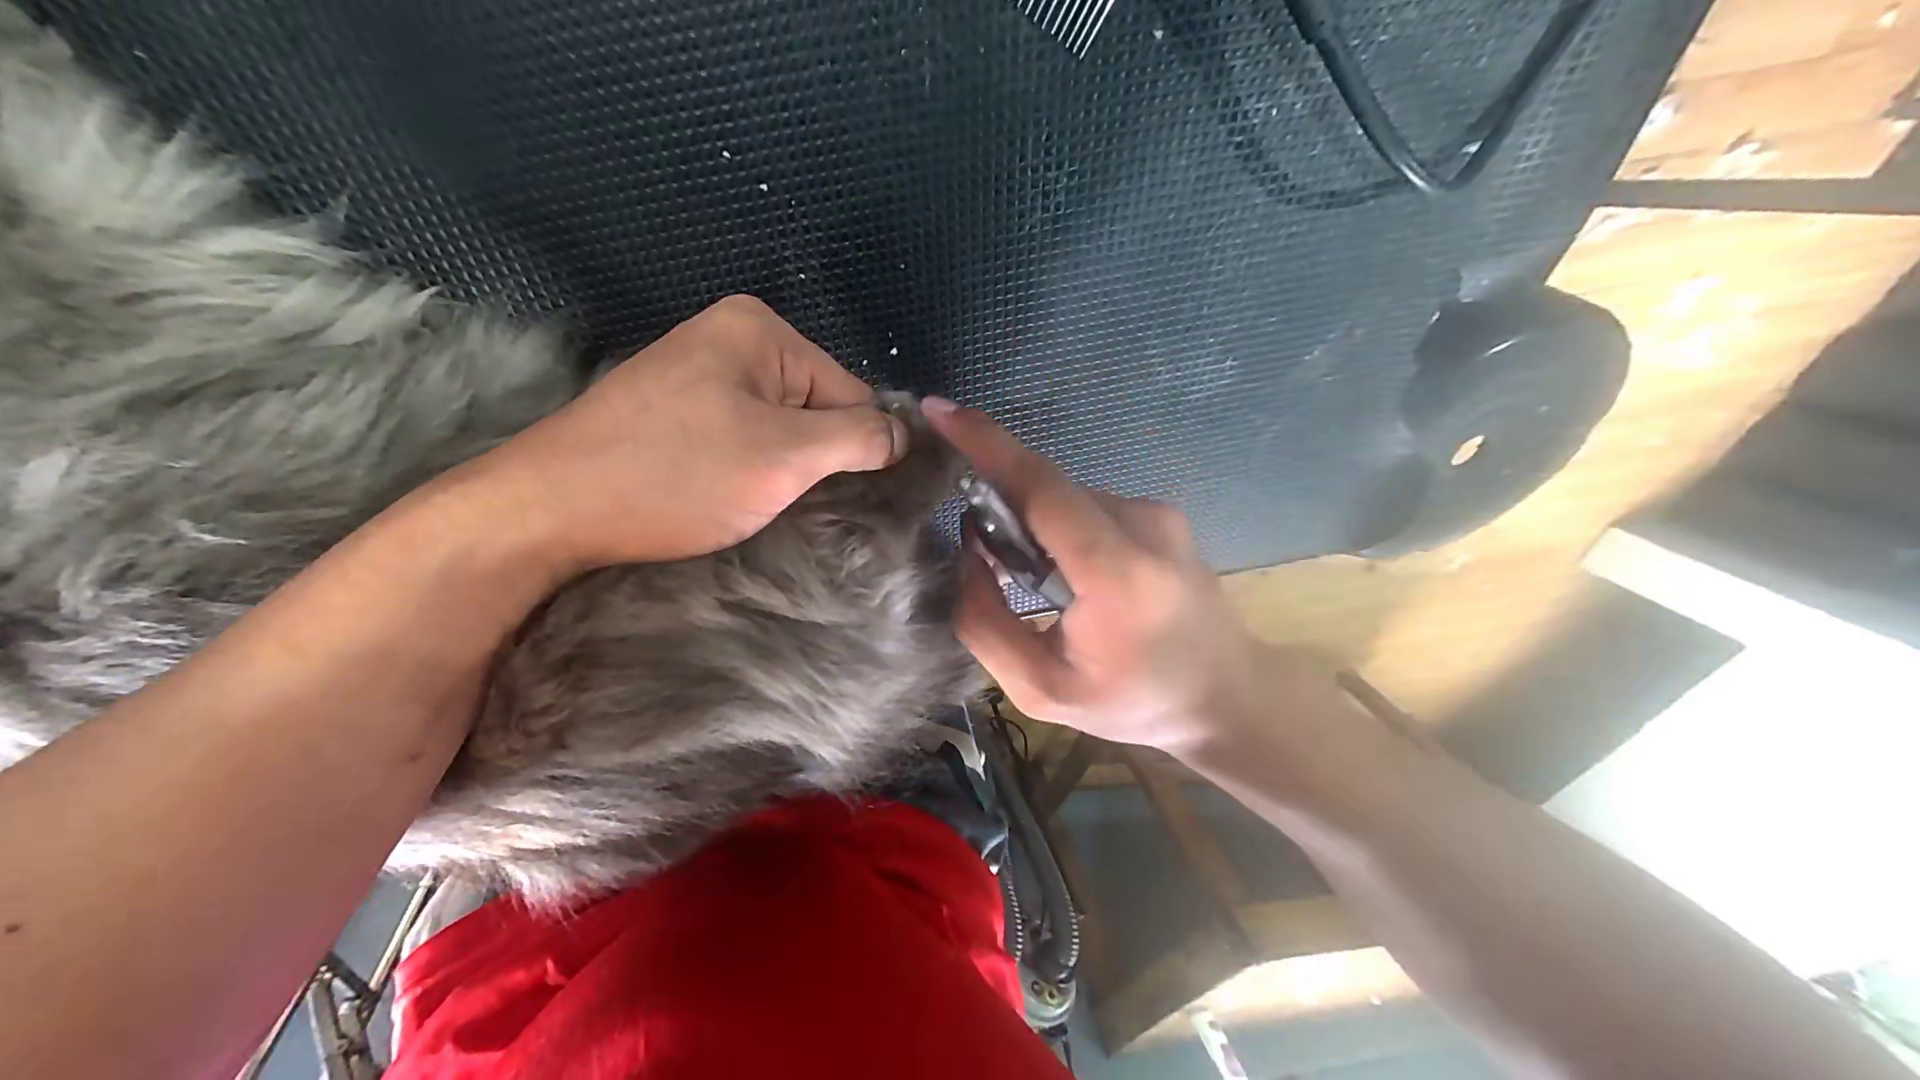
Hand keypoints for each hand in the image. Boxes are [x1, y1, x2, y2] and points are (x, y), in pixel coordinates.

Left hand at [464, 295, 906, 570]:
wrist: (550, 509)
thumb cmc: (675, 475)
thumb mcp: (784, 456)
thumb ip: (859, 438)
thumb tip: (907, 435)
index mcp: (762, 330)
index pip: (851, 392)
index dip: (853, 448)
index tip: (833, 493)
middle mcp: (732, 337)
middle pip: (817, 407)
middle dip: (812, 458)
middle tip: (784, 499)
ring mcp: (700, 371)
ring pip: (781, 428)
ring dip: (780, 468)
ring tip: (751, 500)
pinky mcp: (678, 408)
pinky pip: (743, 435)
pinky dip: (748, 468)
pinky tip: (726, 493)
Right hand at [923, 397, 1320, 755]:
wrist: (1227, 694)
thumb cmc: (1135, 702)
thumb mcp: (1042, 690)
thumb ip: (986, 624)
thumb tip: (966, 555)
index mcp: (1117, 575)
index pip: (1043, 488)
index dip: (987, 445)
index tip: (940, 413)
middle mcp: (1145, 526)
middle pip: (1048, 489)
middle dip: (1001, 506)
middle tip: (991, 563)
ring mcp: (1160, 515)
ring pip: (1066, 497)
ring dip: (1034, 525)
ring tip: (1040, 585)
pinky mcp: (1162, 515)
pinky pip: (1088, 505)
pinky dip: (1061, 529)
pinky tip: (1072, 576)